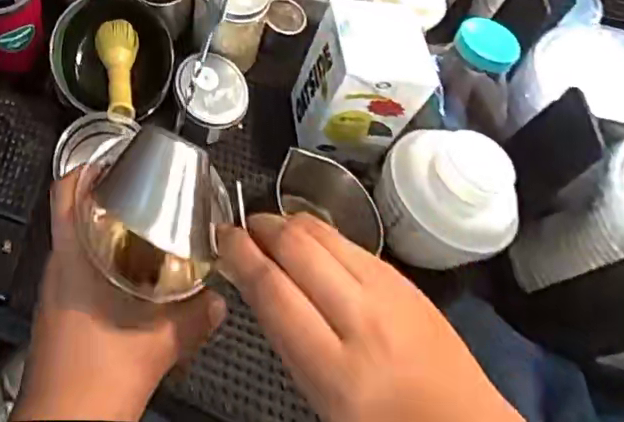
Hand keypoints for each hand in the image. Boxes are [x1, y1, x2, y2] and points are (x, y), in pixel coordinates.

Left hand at [14, 168, 226, 421]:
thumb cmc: (93, 378)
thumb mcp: (153, 346)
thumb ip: (191, 319)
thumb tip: (218, 301)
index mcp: (71, 259)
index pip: (63, 192)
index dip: (85, 167)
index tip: (114, 158)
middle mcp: (57, 269)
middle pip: (72, 213)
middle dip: (104, 196)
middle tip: (140, 190)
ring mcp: (55, 293)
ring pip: (77, 243)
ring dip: (105, 230)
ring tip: (142, 227)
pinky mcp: (60, 316)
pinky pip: (79, 271)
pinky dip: (103, 262)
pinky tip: (132, 277)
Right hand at [219, 214, 517, 421]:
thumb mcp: (324, 401)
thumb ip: (288, 340)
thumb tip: (254, 282)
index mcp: (337, 371)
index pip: (274, 290)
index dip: (240, 255)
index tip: (221, 239)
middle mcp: (362, 320)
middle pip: (296, 248)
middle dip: (260, 228)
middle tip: (238, 228)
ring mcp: (387, 291)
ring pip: (322, 232)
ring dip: (286, 222)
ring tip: (266, 228)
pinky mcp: (402, 276)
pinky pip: (348, 239)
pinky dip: (317, 232)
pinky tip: (306, 241)